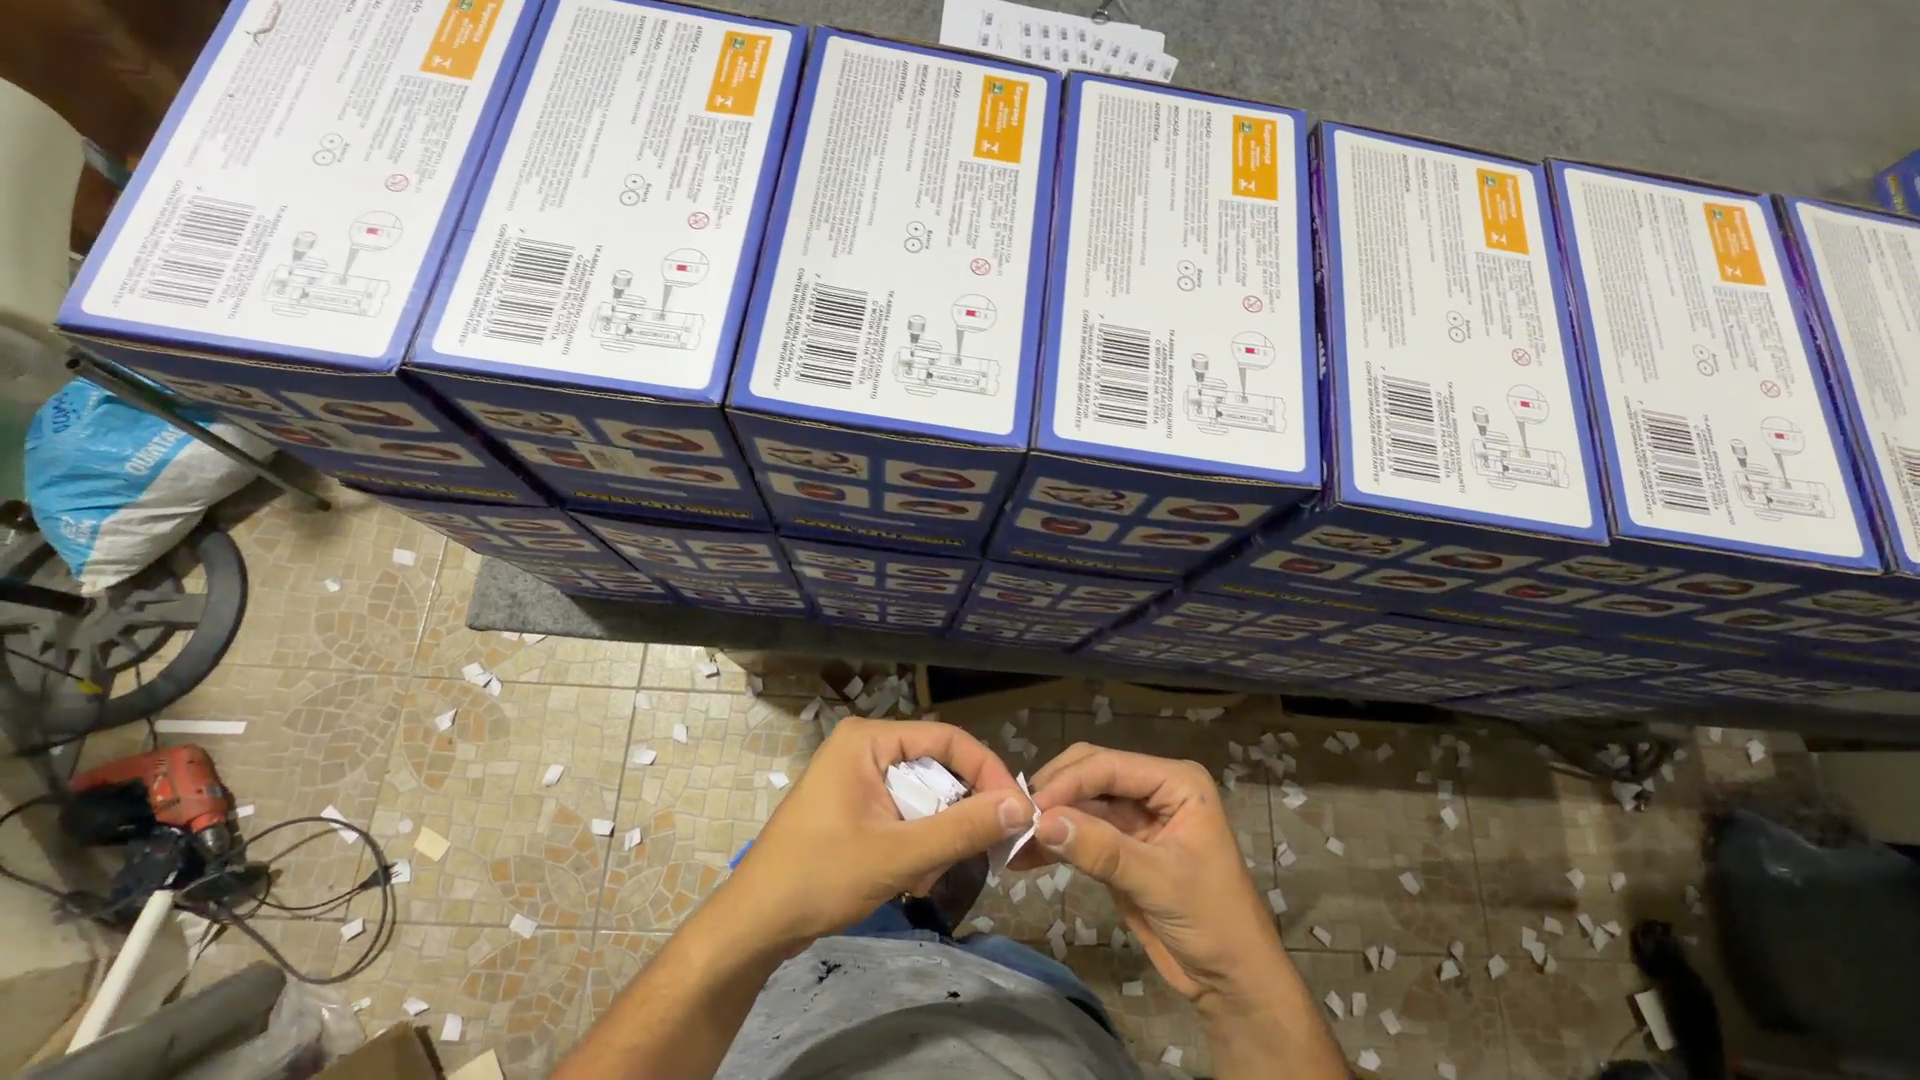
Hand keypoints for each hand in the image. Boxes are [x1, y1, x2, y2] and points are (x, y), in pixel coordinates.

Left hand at [721, 716, 1030, 948]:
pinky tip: (910, 880)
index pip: (948, 739)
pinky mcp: (855, 808)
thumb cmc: (821, 877)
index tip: (1017, 813)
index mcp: (868, 740)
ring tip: (926, 877)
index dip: (988, 773)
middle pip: (938, 769)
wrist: (756, 923)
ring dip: (937, 838)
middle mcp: (864, 749)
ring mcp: (857, 779)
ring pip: (925, 797)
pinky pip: (905, 815)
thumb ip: (962, 828)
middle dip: (957, 815)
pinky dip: (917, 845)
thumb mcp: (898, 854)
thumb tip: (1022, 807)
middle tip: (975, 854)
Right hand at [1018, 743, 1286, 1002]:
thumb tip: (1042, 822)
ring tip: (1010, 839)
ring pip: (1079, 802)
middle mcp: (1154, 790)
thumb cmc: (1214, 921)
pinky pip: (1079, 833)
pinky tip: (1023, 857)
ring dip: (1048, 819)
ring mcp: (1135, 818)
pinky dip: (1054, 843)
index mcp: (1177, 782)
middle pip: (1090, 774)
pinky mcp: (1120, 847)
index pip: (1109, 766)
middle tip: (1015, 819)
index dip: (1066, 783)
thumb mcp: (1160, 882)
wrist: (1231, 979)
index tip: (1027, 809)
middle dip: (1054, 793)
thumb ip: (1102, 849)